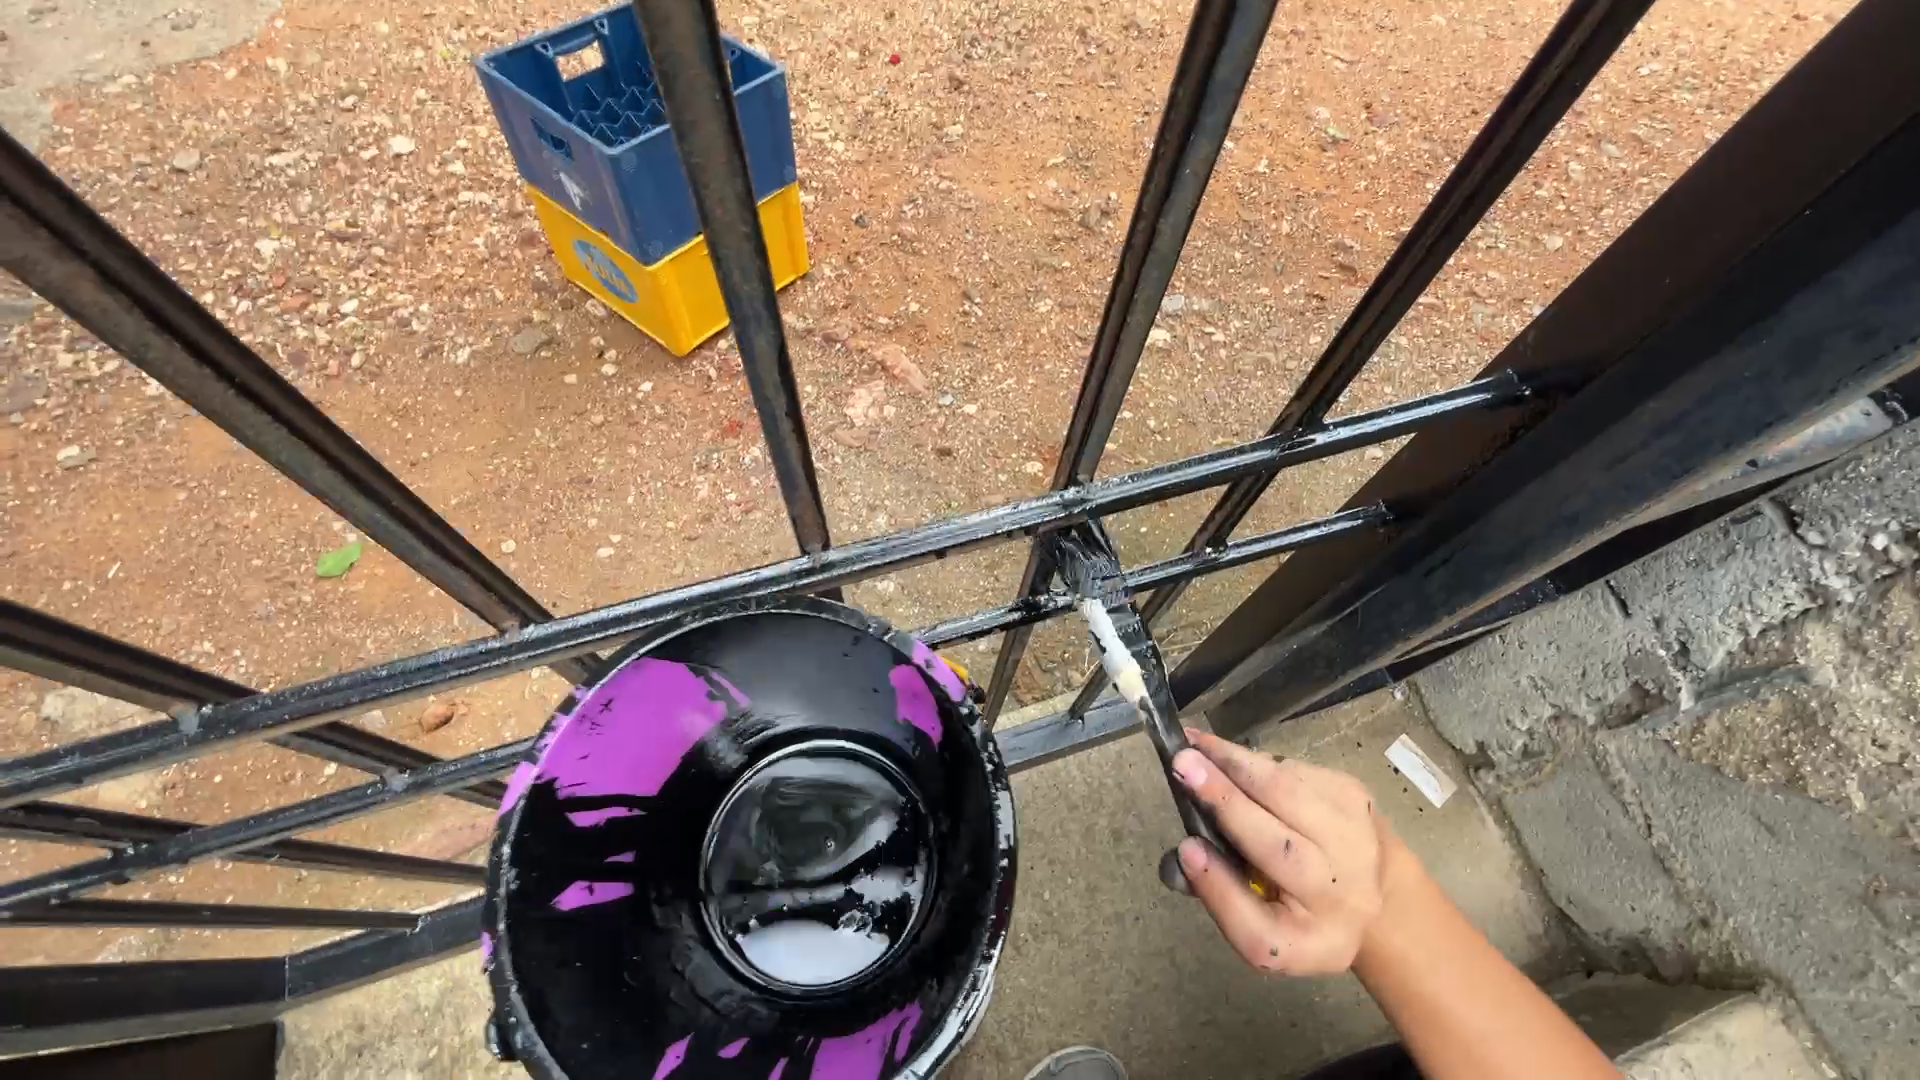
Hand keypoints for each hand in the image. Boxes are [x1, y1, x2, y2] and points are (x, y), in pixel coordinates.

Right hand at [1170, 728, 1405, 975]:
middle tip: (1183, 764)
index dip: (1218, 886)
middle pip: (1281, 850)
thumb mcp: (1258, 925)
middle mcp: (1341, 899)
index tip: (1186, 847)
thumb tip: (1187, 850)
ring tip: (1198, 745)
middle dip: (1225, 800)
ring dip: (1237, 764)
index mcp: (1306, 944)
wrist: (1373, 886)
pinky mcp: (1355, 797)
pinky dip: (1254, 761)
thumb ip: (1218, 894)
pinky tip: (1229, 756)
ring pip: (1288, 793)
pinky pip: (1293, 771)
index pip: (1256, 927)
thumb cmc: (1296, 906)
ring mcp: (1355, 842)